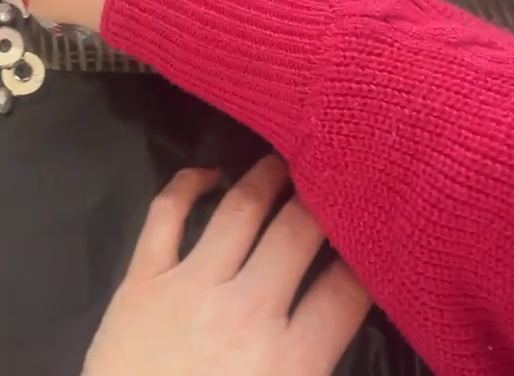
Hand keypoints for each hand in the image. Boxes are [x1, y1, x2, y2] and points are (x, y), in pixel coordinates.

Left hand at [84, 157, 371, 375]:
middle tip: (331, 176)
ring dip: (265, 178)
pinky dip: (187, 183)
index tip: (371, 231)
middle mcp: (245, 311)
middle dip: (319, 200)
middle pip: (296, 234)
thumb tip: (339, 328)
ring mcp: (189, 286)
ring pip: (239, 211)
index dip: (365, 258)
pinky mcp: (142, 277)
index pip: (344, 292)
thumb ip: (317, 366)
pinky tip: (208, 172)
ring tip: (284, 159)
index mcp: (290, 362)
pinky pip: (166, 214)